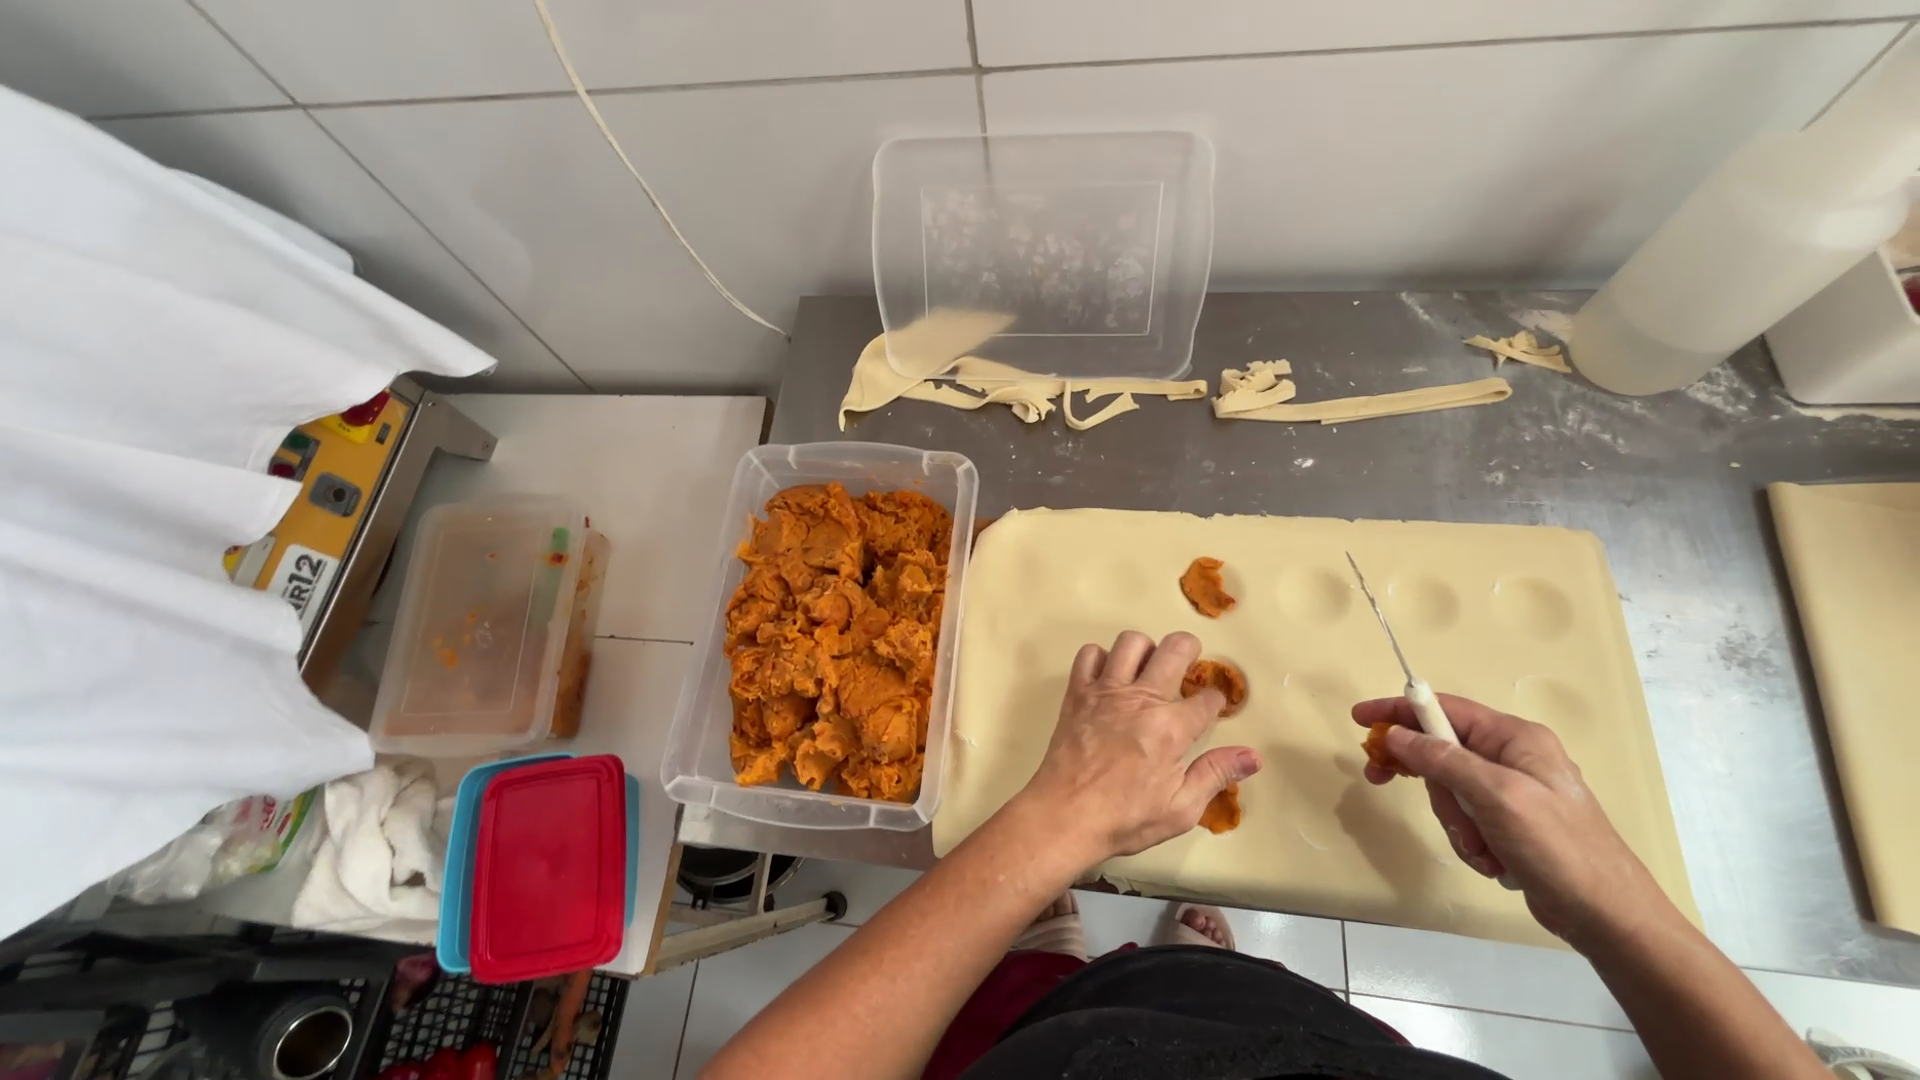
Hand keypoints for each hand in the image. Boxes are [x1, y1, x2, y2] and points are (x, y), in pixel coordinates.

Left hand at [1021, 630, 1261, 862]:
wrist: (1064, 815)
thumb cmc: (1124, 819)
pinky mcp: (1077, 693)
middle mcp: (1141, 699)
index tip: (1213, 707)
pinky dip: (1101, 659)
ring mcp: (1106, 691)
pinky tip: (1108, 678)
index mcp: (1171, 728)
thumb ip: (1215, 774)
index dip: (1216, 701)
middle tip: (1189, 664)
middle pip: (1175, 649)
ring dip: (1146, 649)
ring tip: (1148, 668)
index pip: (1207, 699)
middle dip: (1190, 650)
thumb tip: (1252, 756)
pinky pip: (1089, 655)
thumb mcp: (1180, 809)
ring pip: (1131, 642)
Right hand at [1352, 693, 1670, 946]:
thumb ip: (1443, 759)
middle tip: (1379, 780)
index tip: (1360, 718)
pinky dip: (1468, 839)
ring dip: (1454, 819)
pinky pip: (1464, 819)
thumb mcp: (1495, 795)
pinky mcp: (1509, 824)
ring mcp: (1511, 792)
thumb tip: (1397, 735)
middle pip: (1439, 751)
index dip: (1398, 710)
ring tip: (1480, 845)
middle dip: (1424, 778)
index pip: (1443, 709)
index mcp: (1515, 738)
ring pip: (1448, 790)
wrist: (1607, 916)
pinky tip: (1491, 858)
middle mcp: (1513, 758)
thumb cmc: (1557, 847)